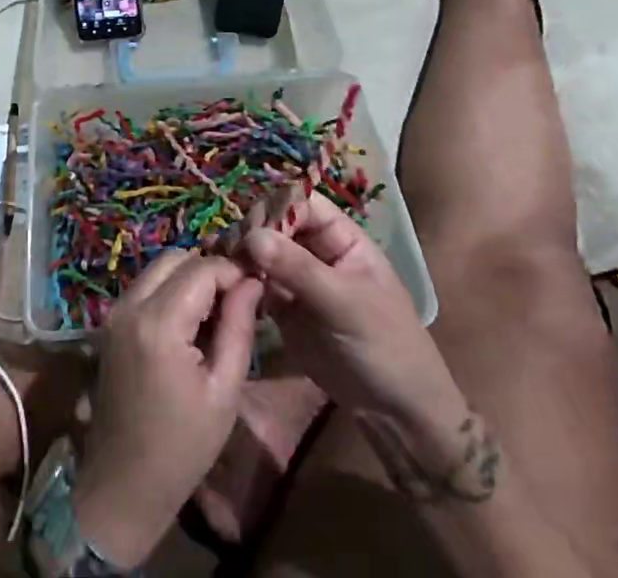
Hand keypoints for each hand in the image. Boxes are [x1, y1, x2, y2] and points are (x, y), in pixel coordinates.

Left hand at [73, 252, 262, 565]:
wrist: (123, 483)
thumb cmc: (183, 446)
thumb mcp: (224, 389)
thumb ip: (238, 326)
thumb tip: (253, 281)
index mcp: (158, 323)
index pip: (202, 268)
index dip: (234, 271)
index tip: (258, 289)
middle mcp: (129, 306)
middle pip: (175, 258)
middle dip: (209, 269)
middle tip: (237, 300)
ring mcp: (114, 313)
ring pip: (158, 269)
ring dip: (188, 278)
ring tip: (217, 313)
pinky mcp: (109, 324)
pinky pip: (144, 288)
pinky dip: (170, 291)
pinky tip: (191, 323)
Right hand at [241, 191, 458, 413]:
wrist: (393, 412)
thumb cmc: (386, 348)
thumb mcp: (347, 305)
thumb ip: (299, 269)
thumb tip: (252, 236)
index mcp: (343, 239)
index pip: (303, 204)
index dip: (277, 210)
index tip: (252, 231)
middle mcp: (317, 252)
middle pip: (275, 224)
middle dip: (252, 233)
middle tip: (232, 254)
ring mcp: (297, 279)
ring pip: (260, 252)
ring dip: (240, 256)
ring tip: (224, 270)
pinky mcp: (281, 307)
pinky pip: (255, 283)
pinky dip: (239, 281)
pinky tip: (225, 286)